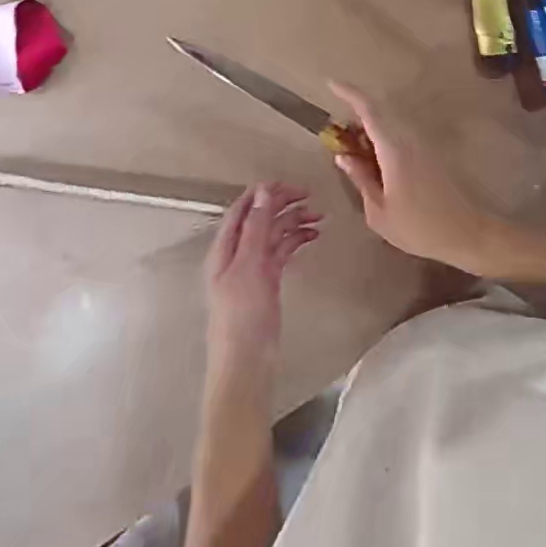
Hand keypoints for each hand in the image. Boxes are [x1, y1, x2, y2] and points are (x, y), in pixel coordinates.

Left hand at [204, 183, 321, 360]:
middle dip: (283, 204)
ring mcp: (253, 267)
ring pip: (274, 234)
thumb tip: (264, 191)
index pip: (243, 208)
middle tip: (311, 196)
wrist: (246, 362)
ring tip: (320, 215)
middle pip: (260, 218)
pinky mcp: (267, 281)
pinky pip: (281, 252)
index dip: (264, 192)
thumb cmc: (243, 314)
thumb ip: (256, 227)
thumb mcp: (250, 265)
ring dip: (293, 222)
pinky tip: (313, 235)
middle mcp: (237, 252)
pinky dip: (296, 241)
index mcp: (225, 246)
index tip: (291, 183)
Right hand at [329, 82, 539, 278]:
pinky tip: (374, 163)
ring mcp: (422, 146)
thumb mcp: (379, 211)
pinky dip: (381, 141)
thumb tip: (343, 157)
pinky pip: (399, 137)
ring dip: (368, 131)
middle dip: (354, 118)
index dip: (349, 93)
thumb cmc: (419, 228)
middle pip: (378, 115)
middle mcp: (409, 140)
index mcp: (394, 150)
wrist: (467, 234)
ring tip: (352, 151)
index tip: (331, 84)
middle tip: (336, 136)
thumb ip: (360, 179)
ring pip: (389, 126)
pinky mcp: (430, 155)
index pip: (369, 110)